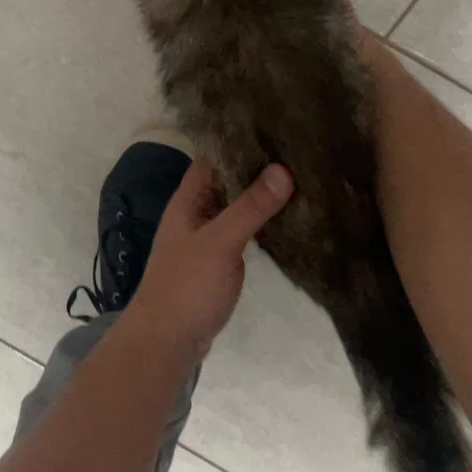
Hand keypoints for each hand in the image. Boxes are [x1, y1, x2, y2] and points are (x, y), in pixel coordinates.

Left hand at [121, 160, 294, 364]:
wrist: (167, 340)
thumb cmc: (186, 285)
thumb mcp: (220, 242)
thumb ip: (250, 208)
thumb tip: (283, 169)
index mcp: (188, 199)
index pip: (214, 158)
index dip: (241, 142)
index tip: (277, 130)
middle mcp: (196, 212)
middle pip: (228, 181)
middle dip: (258, 169)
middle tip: (301, 154)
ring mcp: (207, 237)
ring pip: (237, 207)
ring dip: (262, 197)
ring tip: (304, 180)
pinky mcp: (219, 261)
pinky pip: (242, 232)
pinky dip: (262, 223)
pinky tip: (290, 220)